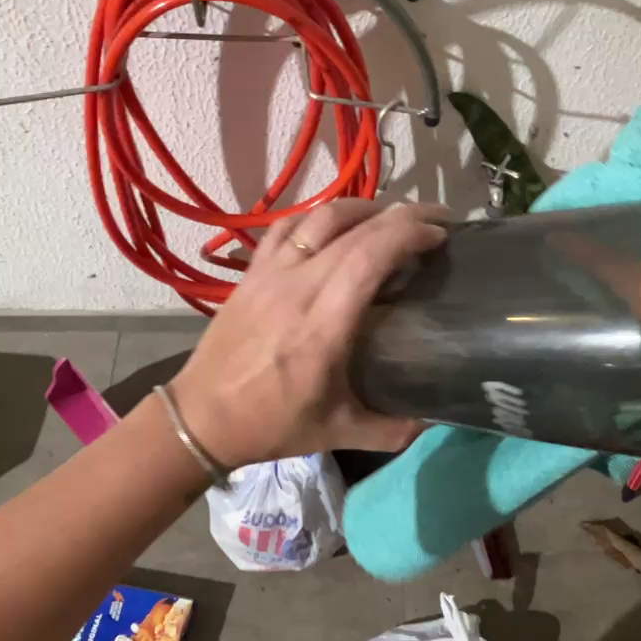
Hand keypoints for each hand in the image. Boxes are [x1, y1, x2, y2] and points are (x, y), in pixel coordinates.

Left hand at [167, 199, 449, 467]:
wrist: (200, 418)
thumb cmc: (271, 424)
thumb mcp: (338, 432)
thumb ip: (393, 429)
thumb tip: (436, 417)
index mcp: (323, 324)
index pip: (370, 255)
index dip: (409, 234)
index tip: (441, 235)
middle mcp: (298, 286)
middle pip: (355, 228)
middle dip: (403, 215)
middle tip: (436, 220)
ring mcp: (271, 272)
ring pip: (322, 216)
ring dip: (365, 208)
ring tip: (394, 217)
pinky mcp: (252, 271)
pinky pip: (289, 226)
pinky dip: (321, 216)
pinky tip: (339, 223)